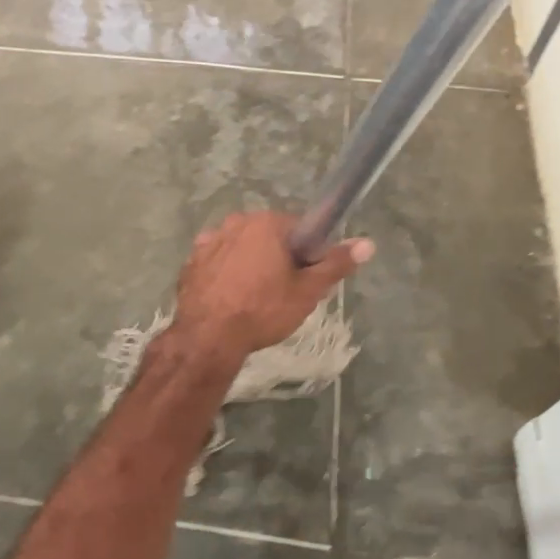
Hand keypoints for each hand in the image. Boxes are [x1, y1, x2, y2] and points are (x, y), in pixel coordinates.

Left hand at [170, 213, 373, 362]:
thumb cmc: (262, 310)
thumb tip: (368, 243)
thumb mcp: (306, 292)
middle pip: (270, 236)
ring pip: (243, 248)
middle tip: (284, 293)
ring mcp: (210, 239)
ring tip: (255, 300)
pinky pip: (219, 261)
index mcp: (267, 222)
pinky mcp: (192, 260)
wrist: (207, 336)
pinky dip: (227, 273)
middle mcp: (236, 221)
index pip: (301, 229)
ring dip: (252, 264)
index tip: (307, 280)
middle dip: (279, 259)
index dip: (309, 254)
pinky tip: (231, 298)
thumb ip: (335, 265)